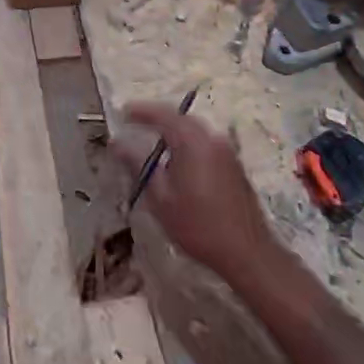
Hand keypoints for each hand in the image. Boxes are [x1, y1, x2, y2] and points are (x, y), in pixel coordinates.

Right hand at [114, 99, 273, 282]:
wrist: (246, 252)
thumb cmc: (197, 226)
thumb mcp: (160, 198)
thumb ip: (137, 164)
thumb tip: (117, 143)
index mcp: (193, 142)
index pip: (163, 114)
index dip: (141, 111)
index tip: (123, 112)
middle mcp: (212, 139)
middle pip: (181, 119)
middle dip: (157, 118)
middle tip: (135, 123)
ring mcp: (227, 151)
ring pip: (195, 131)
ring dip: (174, 131)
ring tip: (153, 142)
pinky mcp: (234, 165)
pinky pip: (205, 143)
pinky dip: (188, 143)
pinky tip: (178, 161)